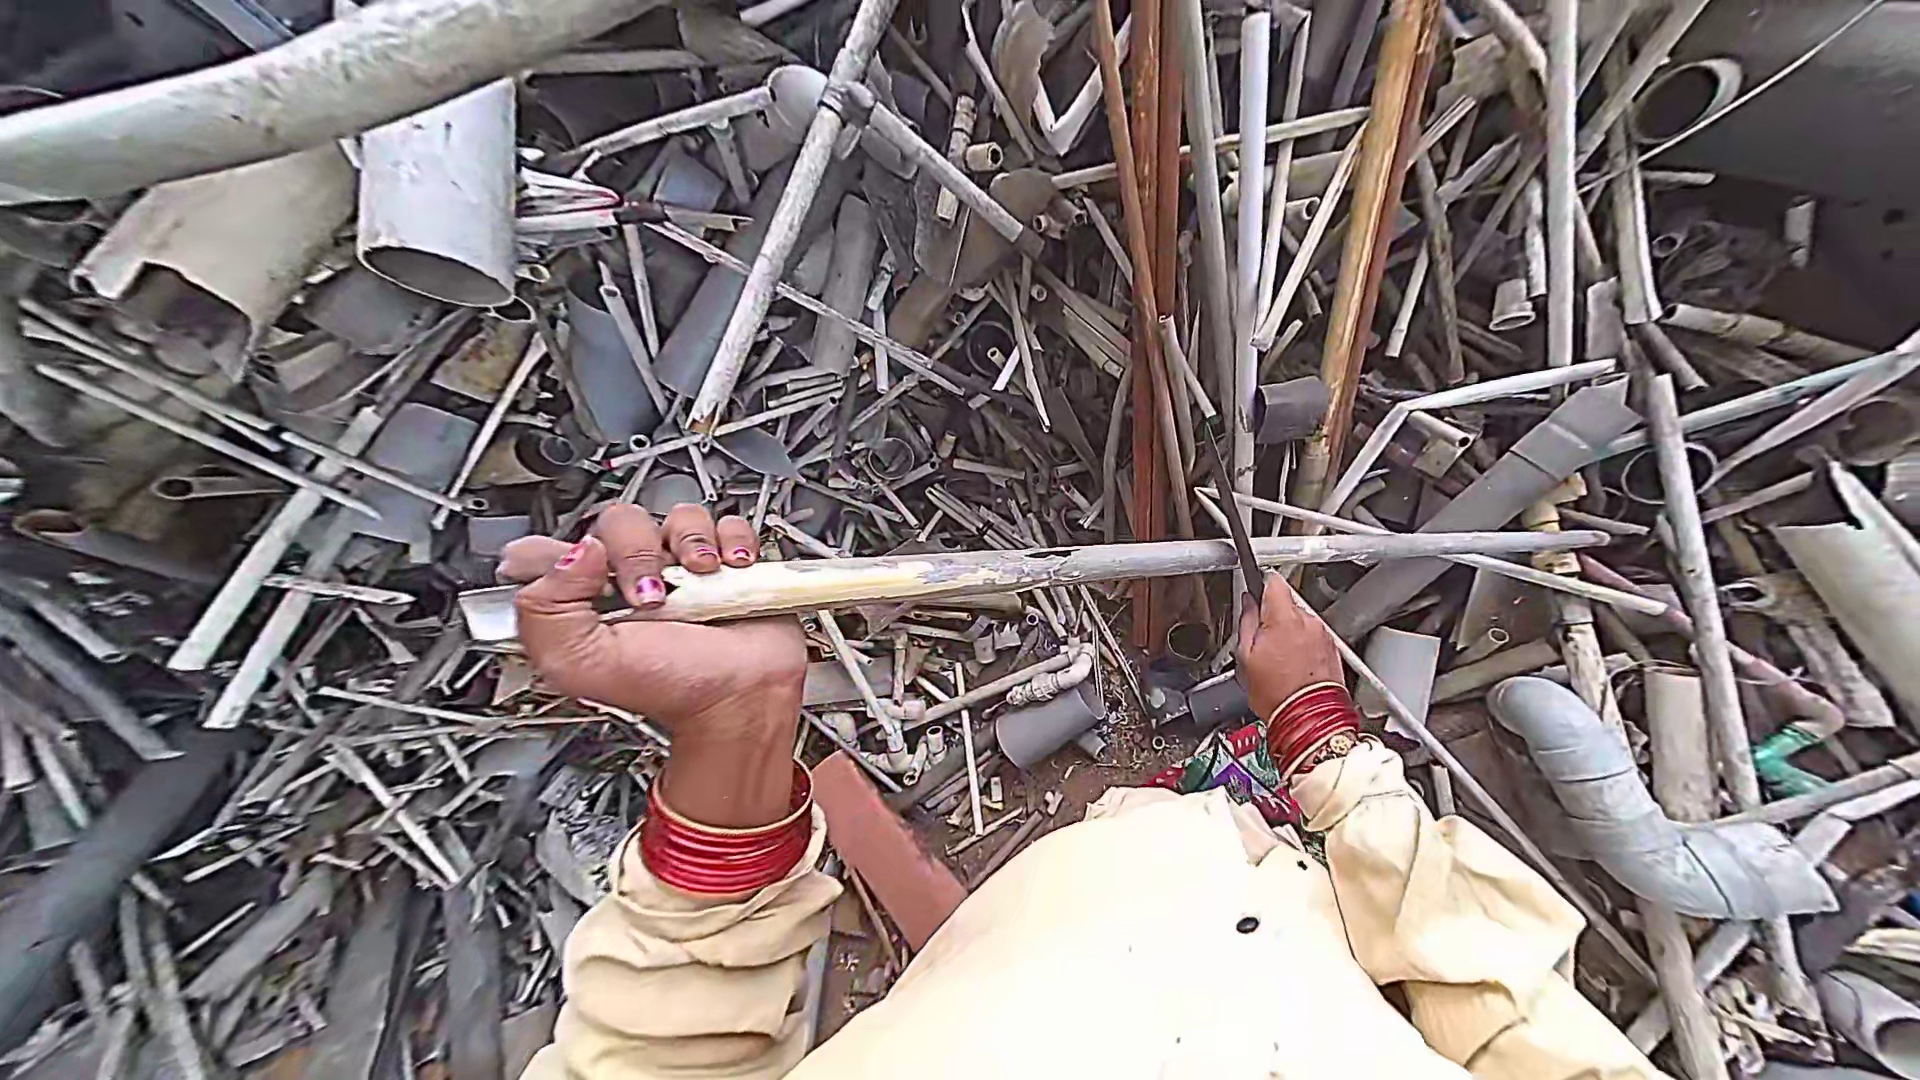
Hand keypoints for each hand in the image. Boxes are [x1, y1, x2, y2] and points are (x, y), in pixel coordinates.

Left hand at [502, 503, 805, 826]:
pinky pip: (728, 524)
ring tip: (703, 575)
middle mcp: (636, 576)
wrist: (742, 695)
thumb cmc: (673, 689)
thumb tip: (577, 551)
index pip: (552, 548)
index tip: (589, 579)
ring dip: (693, 541)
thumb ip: (548, 608)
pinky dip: (734, 539)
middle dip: (638, 551)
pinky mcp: (728, 561)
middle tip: (655, 593)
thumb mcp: (581, 663)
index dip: (566, 551)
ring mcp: (684, 567)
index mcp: (589, 599)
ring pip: (678, 515)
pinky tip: (733, 568)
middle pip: (622, 521)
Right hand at [1236, 572, 1342, 719]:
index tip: (1253, 591)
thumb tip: (1247, 604)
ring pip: (1299, 621)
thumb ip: (1246, 621)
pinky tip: (1291, 664)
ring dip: (1288, 631)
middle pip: (1286, 603)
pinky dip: (1301, 645)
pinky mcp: (1332, 649)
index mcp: (1283, 619)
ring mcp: (1323, 636)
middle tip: (1260, 638)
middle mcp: (1308, 622)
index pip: (1273, 582)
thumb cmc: (1278, 693)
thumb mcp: (1245, 656)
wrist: (1309, 719)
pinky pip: (1311, 637)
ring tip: (1276, 656)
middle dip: (1272, 615)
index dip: (1260, 584)